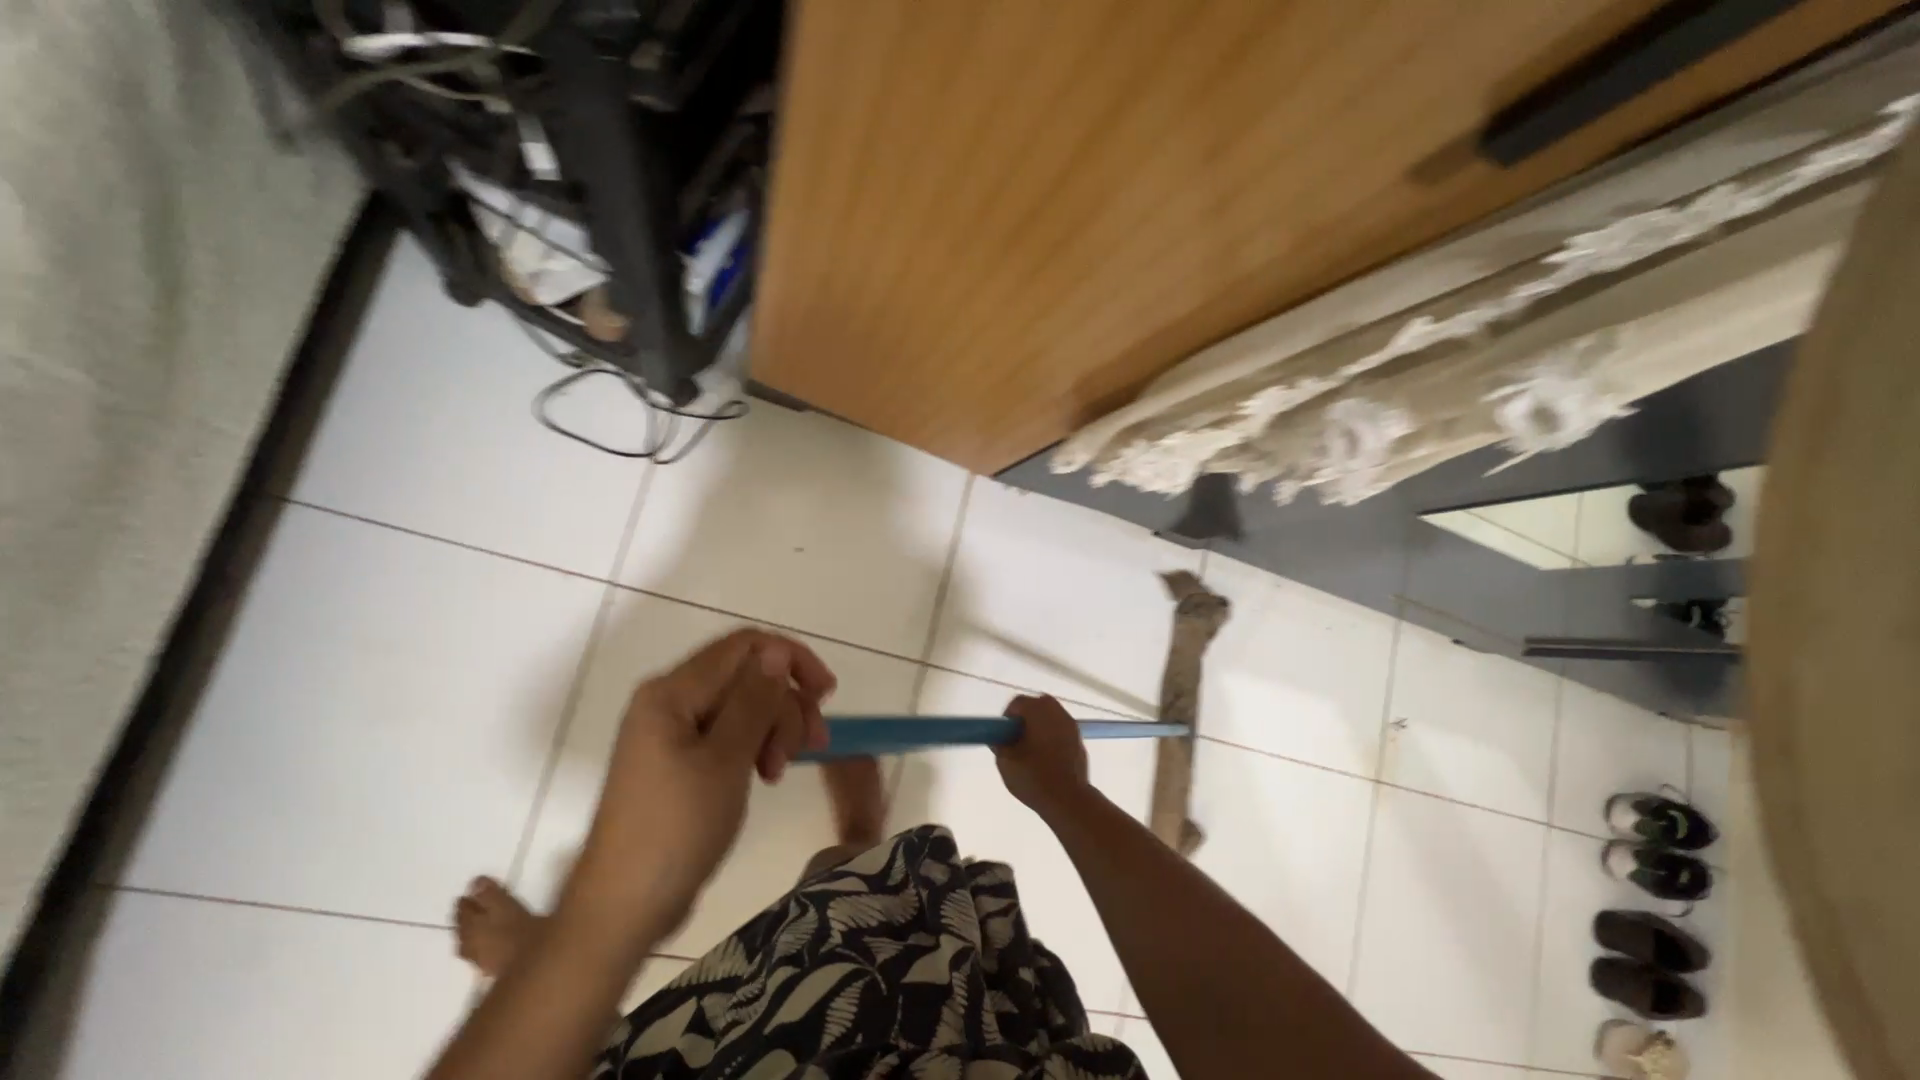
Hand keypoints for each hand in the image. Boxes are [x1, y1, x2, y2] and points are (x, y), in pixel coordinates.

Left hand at [564, 629, 835, 937]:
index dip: (792, 659)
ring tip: (782, 770)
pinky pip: (728, 733)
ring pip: (742, 705)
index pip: (744, 646)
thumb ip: (754, 700)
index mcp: (672, 692)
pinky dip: (755, 746)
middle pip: (746, 674)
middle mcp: (669, 701)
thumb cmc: (676, 829)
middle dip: (786, 703)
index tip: (827, 696)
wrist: (625, 904)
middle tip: (812, 747)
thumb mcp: (725, 761)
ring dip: (775, 727)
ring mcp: (672, 732)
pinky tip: (767, 774)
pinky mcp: (679, 761)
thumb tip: (777, 649)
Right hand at [993, 694, 1092, 817]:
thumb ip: (999, 744)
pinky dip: (1052, 737)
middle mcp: (1058, 712)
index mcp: (1039, 711)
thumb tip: (1000, 738)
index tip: (1004, 736)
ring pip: (1051, 717)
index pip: (1018, 702)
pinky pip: (1061, 730)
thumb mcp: (1005, 762)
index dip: (1007, 718)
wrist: (1069, 799)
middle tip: (1017, 740)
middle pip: (1037, 705)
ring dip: (1040, 727)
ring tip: (1032, 751)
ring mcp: (1072, 726)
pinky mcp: (1080, 740)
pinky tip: (1047, 758)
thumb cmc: (1034, 778)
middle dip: (1025, 719)